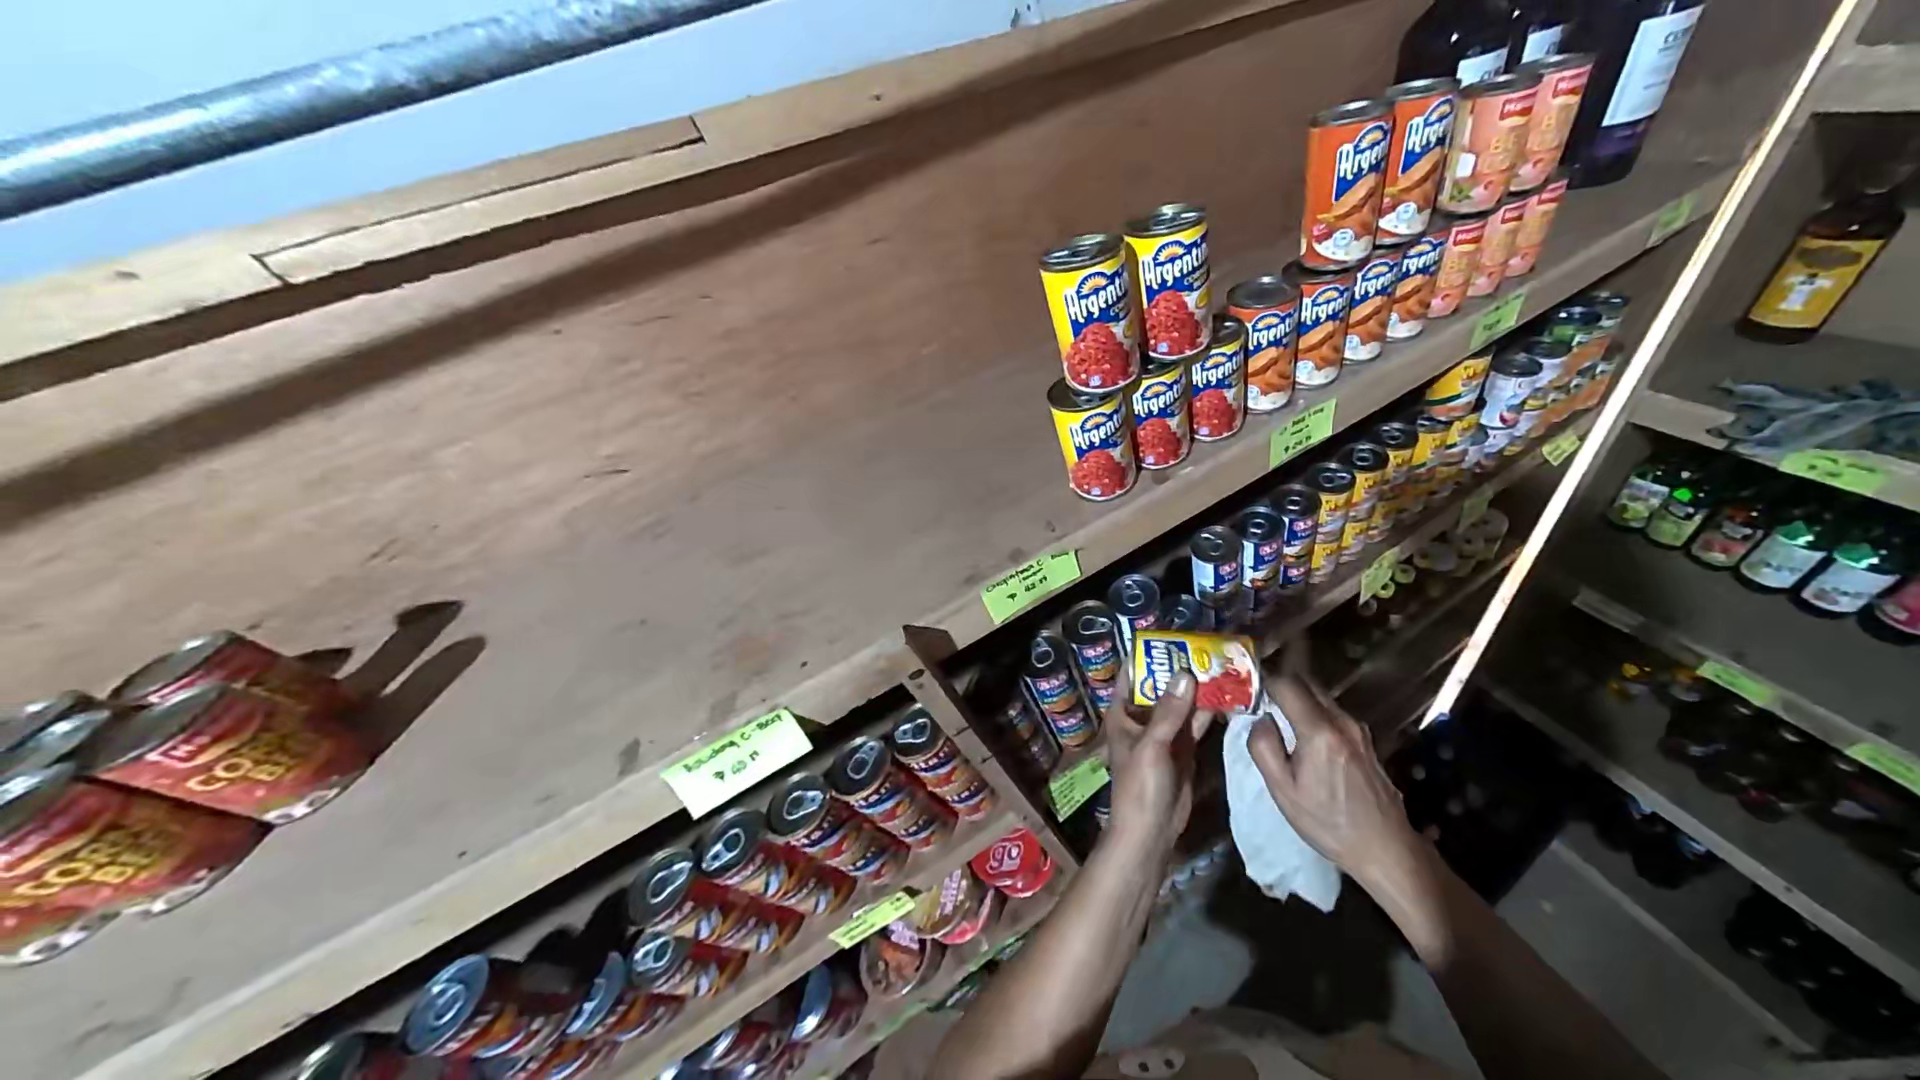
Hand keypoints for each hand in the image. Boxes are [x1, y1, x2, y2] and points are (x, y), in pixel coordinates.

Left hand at [1103, 665, 1215, 858]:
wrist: (1151, 829)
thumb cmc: (1140, 785)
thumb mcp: (1152, 745)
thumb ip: (1169, 712)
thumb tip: (1185, 674)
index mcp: (1123, 714)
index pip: (1131, 675)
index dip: (1147, 656)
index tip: (1170, 637)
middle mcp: (1142, 719)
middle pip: (1161, 686)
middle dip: (1180, 670)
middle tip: (1207, 648)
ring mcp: (1164, 734)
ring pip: (1182, 704)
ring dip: (1198, 689)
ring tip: (1223, 666)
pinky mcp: (1184, 749)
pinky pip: (1196, 723)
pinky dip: (1209, 711)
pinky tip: (1228, 697)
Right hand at [1246, 641, 1425, 892]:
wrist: (1386, 848)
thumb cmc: (1327, 822)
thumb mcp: (1282, 790)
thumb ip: (1263, 747)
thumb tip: (1260, 719)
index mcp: (1319, 731)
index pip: (1286, 684)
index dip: (1263, 682)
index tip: (1247, 692)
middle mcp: (1342, 721)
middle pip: (1306, 683)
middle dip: (1279, 685)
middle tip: (1257, 701)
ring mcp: (1358, 729)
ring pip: (1320, 697)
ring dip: (1296, 700)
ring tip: (1276, 720)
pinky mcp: (1365, 739)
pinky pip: (1331, 713)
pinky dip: (1311, 713)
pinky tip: (1302, 738)